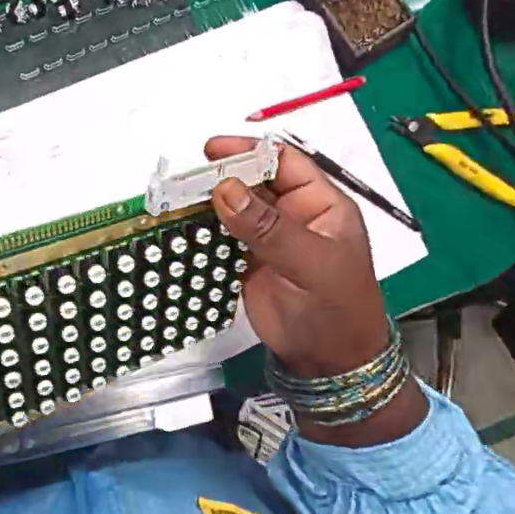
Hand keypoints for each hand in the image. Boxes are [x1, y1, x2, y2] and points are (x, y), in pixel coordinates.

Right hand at [204, 136, 390, 375]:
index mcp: (320, 205)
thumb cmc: (338, 310)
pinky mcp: (246, 262)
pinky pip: (220, 238)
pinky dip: (201, 233)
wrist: (327, 363)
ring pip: (231, 209)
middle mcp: (291, 216)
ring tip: (176, 202)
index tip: (212, 150)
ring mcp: (266, 239)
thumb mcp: (310, 264)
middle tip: (185, 180)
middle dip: (220, 177)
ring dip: (206, 204)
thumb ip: (268, 227)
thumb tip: (226, 190)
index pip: (283, 163)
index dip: (249, 151)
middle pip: (251, 183)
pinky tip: (183, 230)